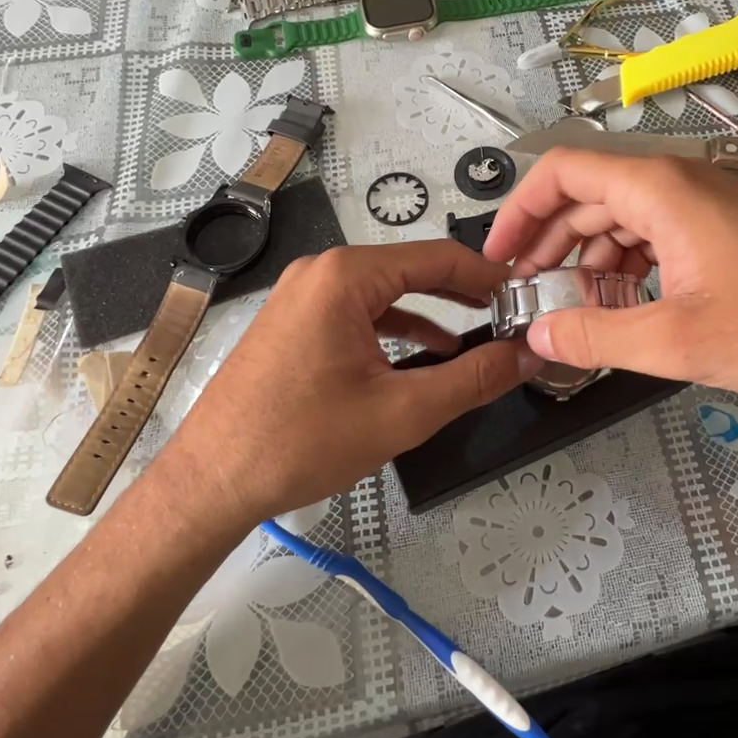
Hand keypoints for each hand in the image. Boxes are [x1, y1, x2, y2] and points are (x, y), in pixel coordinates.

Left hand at [161, 241, 542, 525]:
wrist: (210, 481)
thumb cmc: (301, 440)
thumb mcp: (403, 412)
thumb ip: (474, 379)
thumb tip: (527, 354)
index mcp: (346, 276)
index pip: (437, 256)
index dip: (488, 274)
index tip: (525, 293)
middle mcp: (320, 273)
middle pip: (410, 270)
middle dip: (462, 292)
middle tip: (508, 314)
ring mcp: (301, 298)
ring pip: (384, 293)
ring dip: (431, 312)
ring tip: (475, 335)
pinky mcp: (293, 326)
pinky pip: (357, 314)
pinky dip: (395, 328)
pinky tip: (422, 355)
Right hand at [481, 149, 737, 403]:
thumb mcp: (677, 341)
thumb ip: (597, 336)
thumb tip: (537, 336)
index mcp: (660, 189)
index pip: (564, 172)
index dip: (519, 210)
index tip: (497, 257)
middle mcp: (678, 182)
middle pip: (588, 196)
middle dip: (548, 243)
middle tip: (526, 296)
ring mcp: (703, 204)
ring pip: (620, 218)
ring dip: (587, 259)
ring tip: (568, 311)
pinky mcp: (721, 229)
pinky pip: (653, 236)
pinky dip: (624, 267)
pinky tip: (620, 308)